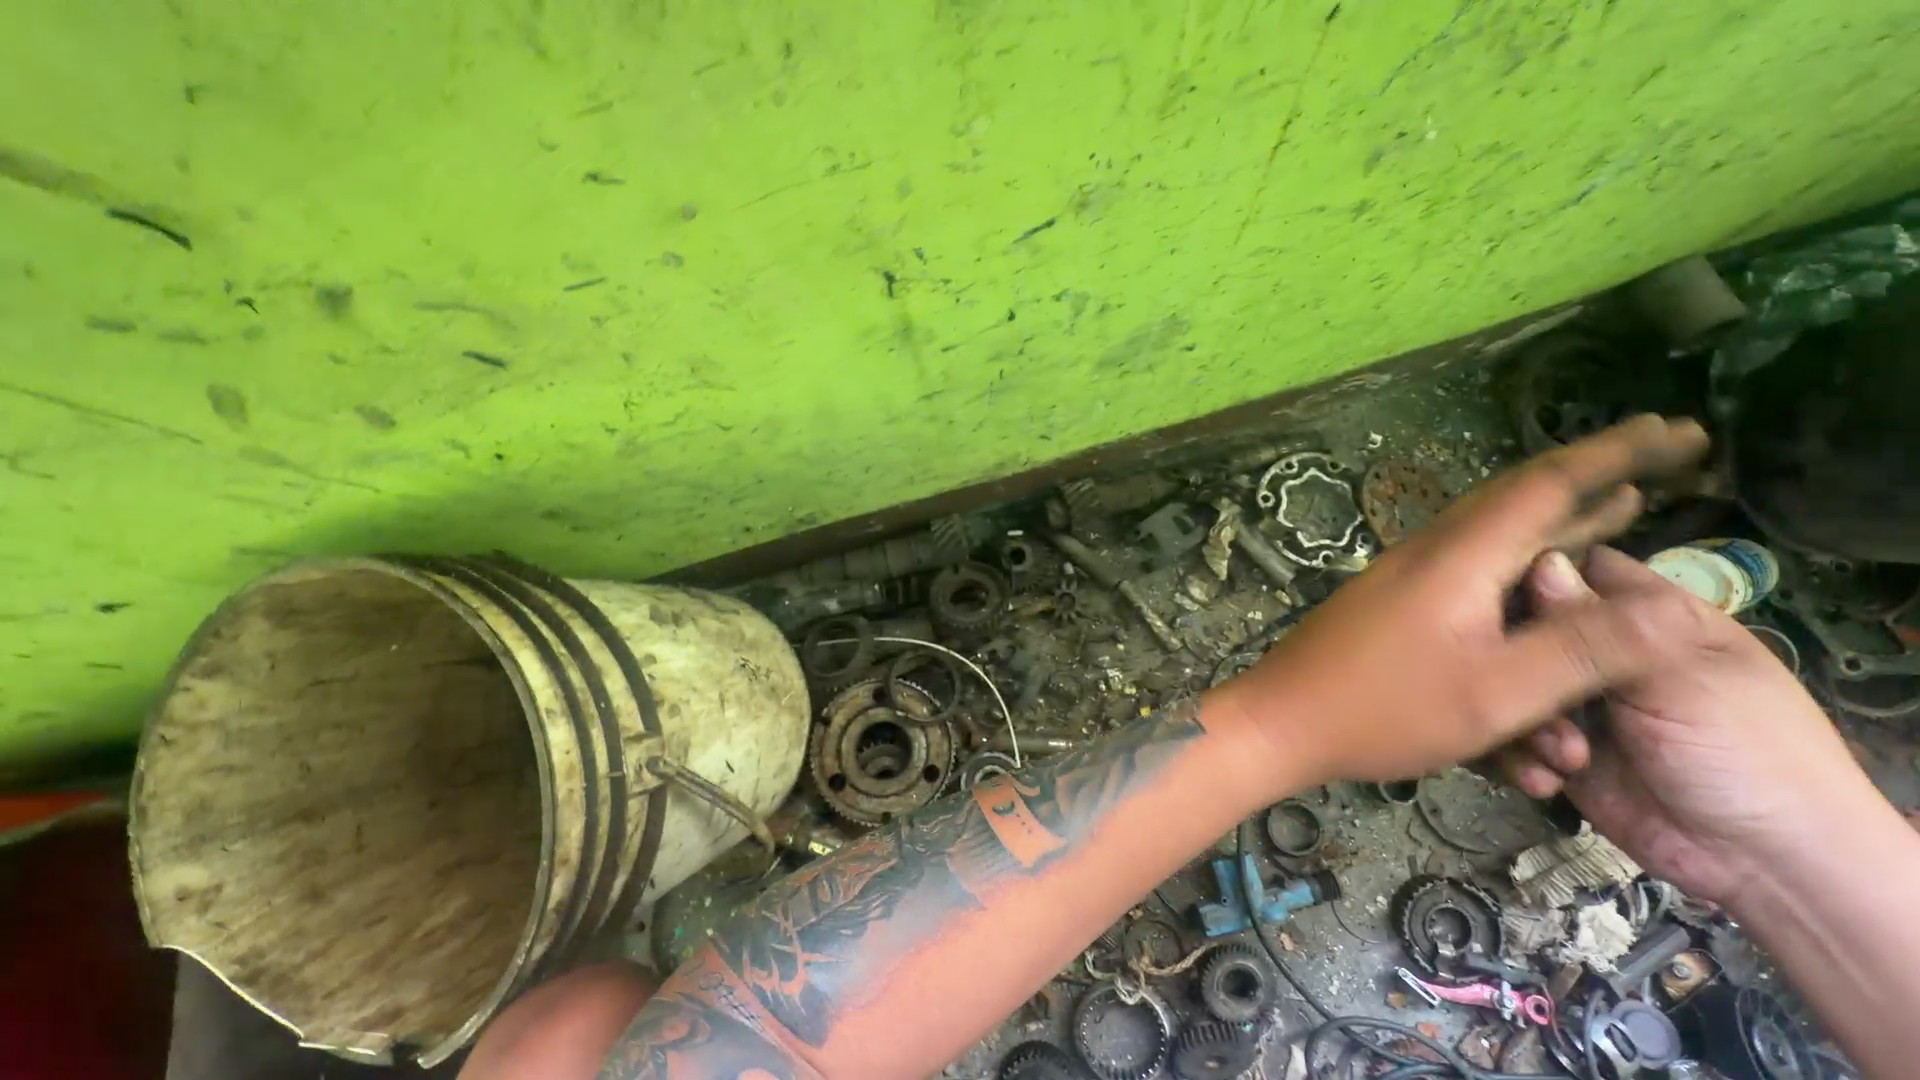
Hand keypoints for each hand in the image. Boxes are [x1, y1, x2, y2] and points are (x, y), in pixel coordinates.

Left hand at [1207, 415, 1711, 788]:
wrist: (1280, 723)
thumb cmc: (1383, 710)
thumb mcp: (1496, 692)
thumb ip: (1583, 650)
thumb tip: (1674, 611)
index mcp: (1460, 557)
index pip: (1549, 484)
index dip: (1618, 455)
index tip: (1682, 432)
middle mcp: (1434, 553)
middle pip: (1524, 500)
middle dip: (1597, 478)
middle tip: (1664, 457)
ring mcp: (1411, 578)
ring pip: (1500, 541)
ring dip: (1563, 524)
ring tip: (1625, 508)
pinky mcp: (1398, 607)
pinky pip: (1475, 579)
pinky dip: (1524, 575)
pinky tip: (1548, 590)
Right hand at [1494, 546, 1884, 904]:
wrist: (1765, 862)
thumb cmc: (1745, 751)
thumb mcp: (1676, 679)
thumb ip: (1599, 626)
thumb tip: (1538, 561)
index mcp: (1647, 619)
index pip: (1578, 569)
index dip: (1530, 572)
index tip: (1485, 591)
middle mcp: (1603, 655)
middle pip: (1527, 629)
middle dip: (1517, 661)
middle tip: (1525, 692)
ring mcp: (1578, 706)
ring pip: (1509, 687)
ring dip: (1524, 722)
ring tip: (1564, 757)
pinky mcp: (1557, 752)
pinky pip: (1509, 740)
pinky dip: (1518, 759)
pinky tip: (1548, 782)